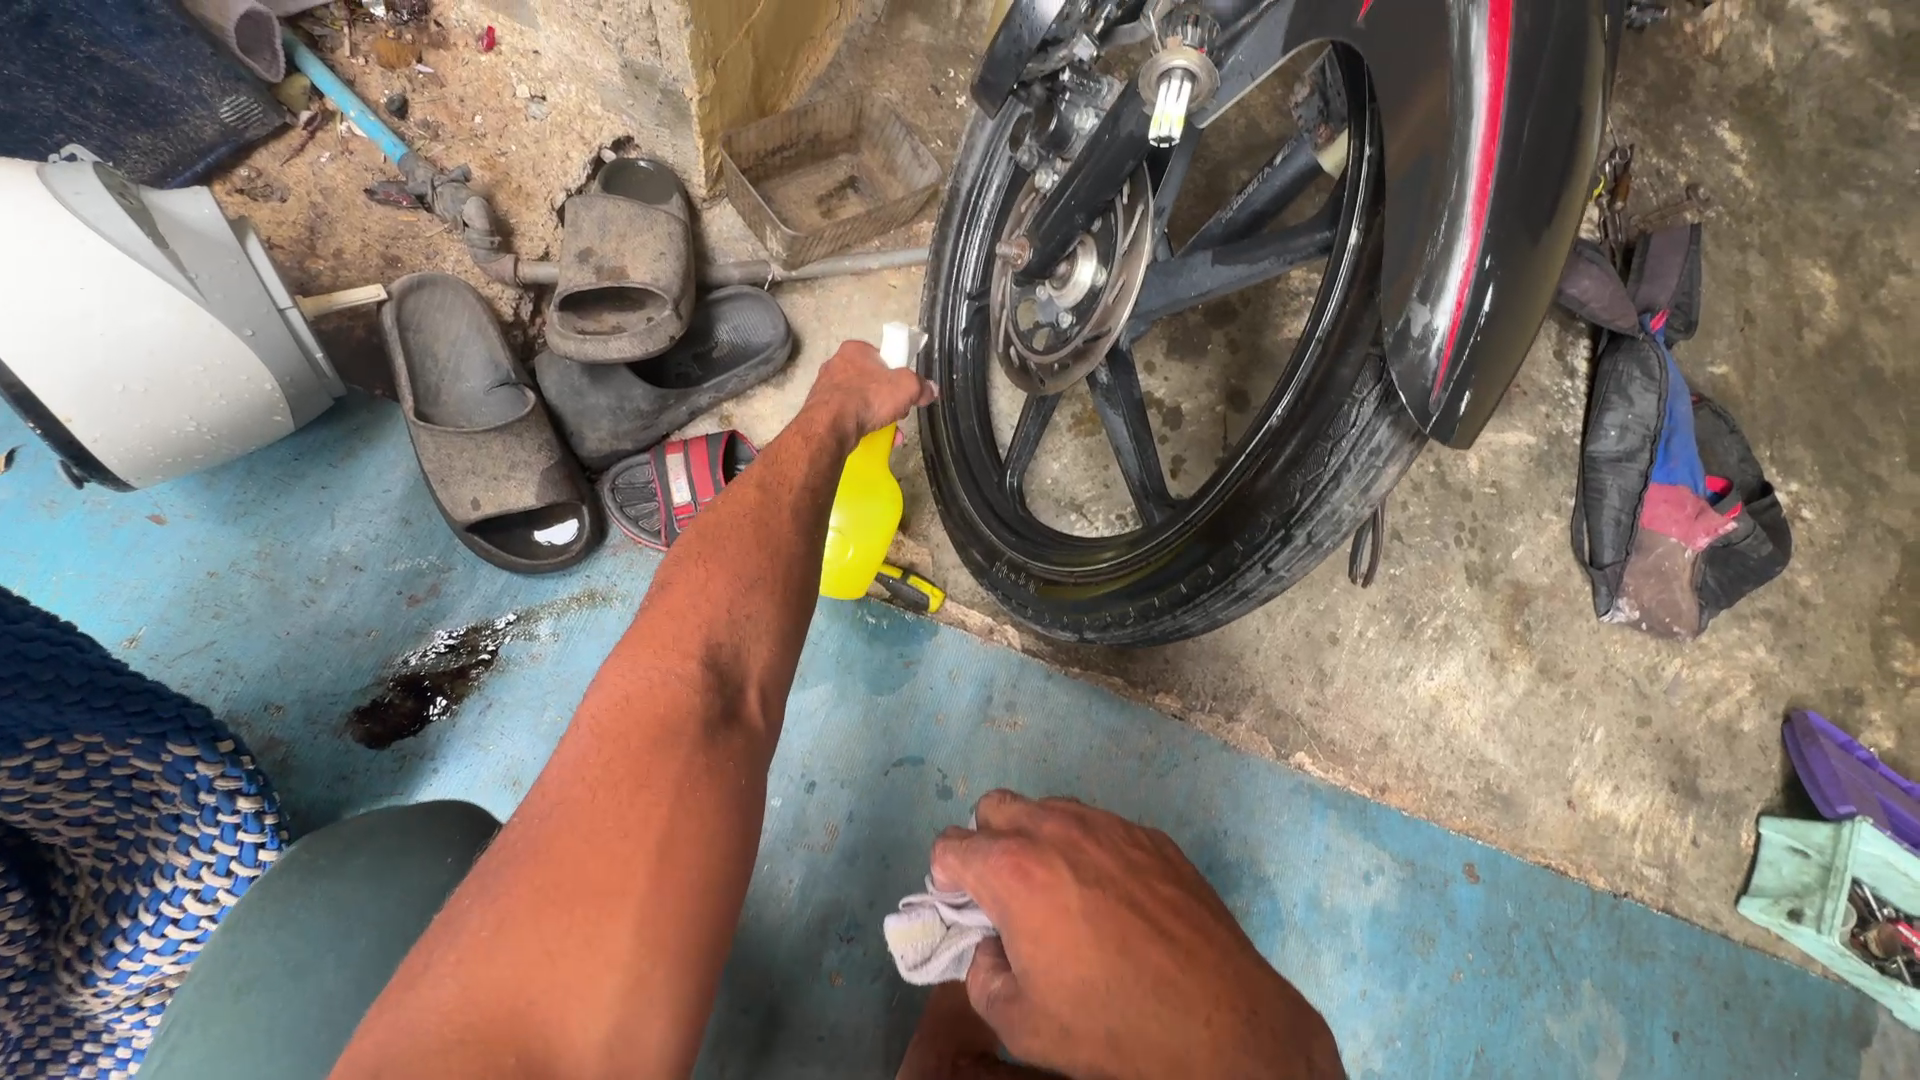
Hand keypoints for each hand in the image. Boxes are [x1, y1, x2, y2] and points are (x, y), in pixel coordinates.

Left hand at [806, 340, 937, 438]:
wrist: (831, 426)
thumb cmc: (868, 397)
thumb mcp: (907, 387)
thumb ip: (921, 386)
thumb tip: (931, 390)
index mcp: (855, 350)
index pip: (881, 356)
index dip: (896, 373)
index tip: (903, 389)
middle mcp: (836, 365)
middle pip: (871, 381)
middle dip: (887, 399)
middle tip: (898, 412)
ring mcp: (825, 389)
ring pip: (860, 402)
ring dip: (877, 416)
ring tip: (890, 431)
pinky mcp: (820, 411)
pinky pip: (848, 417)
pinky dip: (862, 426)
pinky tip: (873, 437)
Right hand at [931, 792, 1342, 1079]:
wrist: (1220, 1022)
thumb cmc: (1111, 1022)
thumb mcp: (1021, 1022)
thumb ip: (982, 973)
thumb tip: (992, 945)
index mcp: (1013, 869)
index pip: (950, 845)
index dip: (946, 876)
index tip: (963, 904)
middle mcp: (1055, 829)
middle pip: (994, 807)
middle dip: (986, 842)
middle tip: (1006, 891)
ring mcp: (1108, 825)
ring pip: (1049, 808)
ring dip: (1038, 839)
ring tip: (1063, 893)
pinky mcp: (1150, 835)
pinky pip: (1100, 826)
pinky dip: (1089, 850)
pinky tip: (1114, 898)